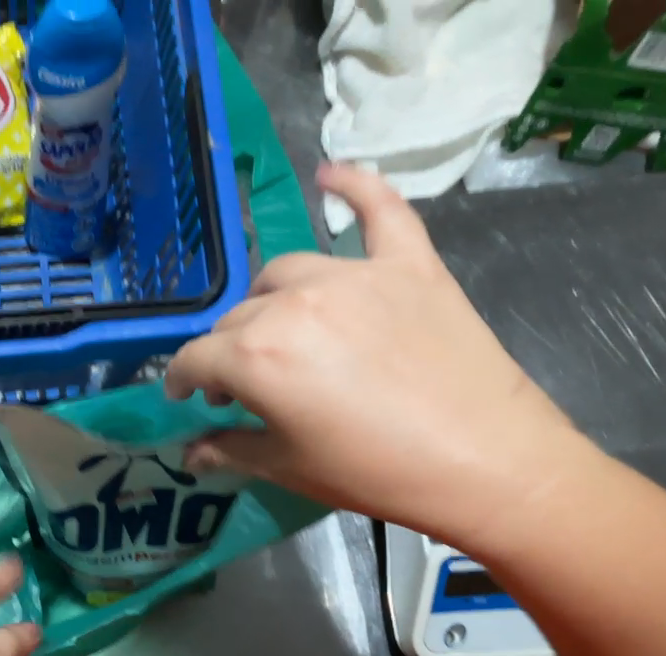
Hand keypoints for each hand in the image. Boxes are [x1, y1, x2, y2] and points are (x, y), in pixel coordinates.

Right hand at [164, 164, 605, 555]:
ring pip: (285, 273)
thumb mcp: (287, 468)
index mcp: (257, 355)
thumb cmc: (371, 472)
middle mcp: (295, 302)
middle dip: (226, 353)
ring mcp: (355, 275)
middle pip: (237, 318)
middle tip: (241, 387)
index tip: (186, 398)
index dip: (182, 382)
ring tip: (278, 331)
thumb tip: (191, 453)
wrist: (483, 461)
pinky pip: (379, 210)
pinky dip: (355, 188)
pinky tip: (331, 174)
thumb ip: (229, 450)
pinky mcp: (410, 265)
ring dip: (267, 303)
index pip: (196, 358)